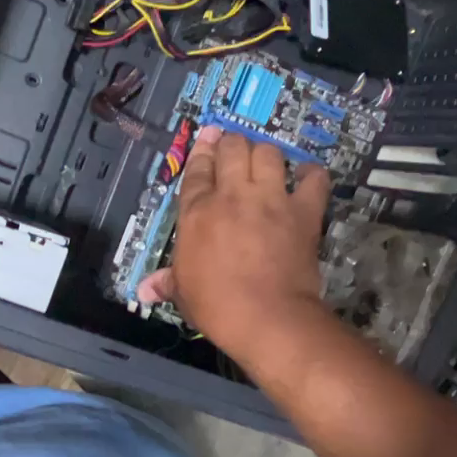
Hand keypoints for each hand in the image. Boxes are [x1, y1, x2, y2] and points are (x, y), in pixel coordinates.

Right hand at [136, 126, 331, 366]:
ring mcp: (271, 199)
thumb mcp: (184, 293)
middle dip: (232, 143)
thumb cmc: (216, 306)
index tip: (207, 138)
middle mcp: (233, 195)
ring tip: (264, 160)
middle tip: (234, 148)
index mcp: (197, 212)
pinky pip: (313, 178)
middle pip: (233, 149)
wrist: (267, 317)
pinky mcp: (304, 211)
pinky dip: (310, 174)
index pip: (197, 169)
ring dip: (265, 152)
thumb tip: (143, 290)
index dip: (202, 151)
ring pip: (268, 153)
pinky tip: (305, 176)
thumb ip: (166, 282)